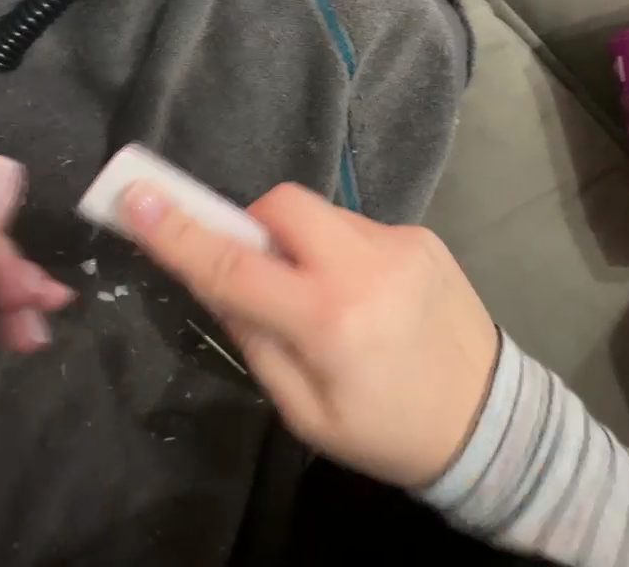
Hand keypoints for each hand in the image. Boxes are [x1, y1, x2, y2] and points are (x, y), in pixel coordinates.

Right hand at [119, 182, 498, 487]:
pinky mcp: (422, 234)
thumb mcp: (305, 411)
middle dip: (256, 225)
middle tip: (263, 269)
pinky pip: (356, 226)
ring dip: (303, 243)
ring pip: (320, 214)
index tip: (138, 198)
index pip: (235, 267)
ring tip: (329, 295)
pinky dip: (341, 250)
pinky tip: (367, 294)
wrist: (490, 420)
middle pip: (282, 204)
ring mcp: (399, 242)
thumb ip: (255, 339)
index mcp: (330, 321)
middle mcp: (365, 266)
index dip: (180, 233)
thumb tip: (220, 280)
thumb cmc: (386, 430)